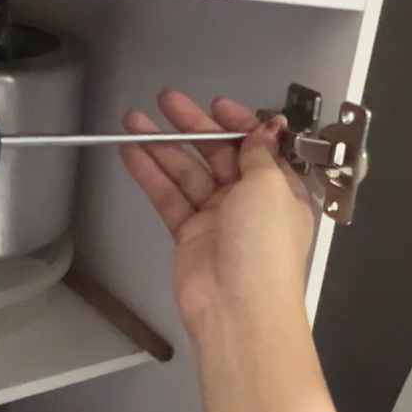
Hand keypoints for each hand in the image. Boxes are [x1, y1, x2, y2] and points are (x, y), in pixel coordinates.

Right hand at [118, 91, 315, 331]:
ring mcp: (219, 219)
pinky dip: (150, 174)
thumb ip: (259, 153)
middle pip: (219, 155)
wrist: (239, 309)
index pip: (258, 147)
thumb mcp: (270, 186)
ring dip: (162, 146)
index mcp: (280, 190)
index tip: (217, 105)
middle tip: (166, 101)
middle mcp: (251, 202)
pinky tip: (131, 152)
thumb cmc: (265, 247)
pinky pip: (169, 197)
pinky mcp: (190, 235)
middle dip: (193, 127)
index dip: (239, 123)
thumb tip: (266, 128)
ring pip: (188, 173)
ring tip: (133, 121)